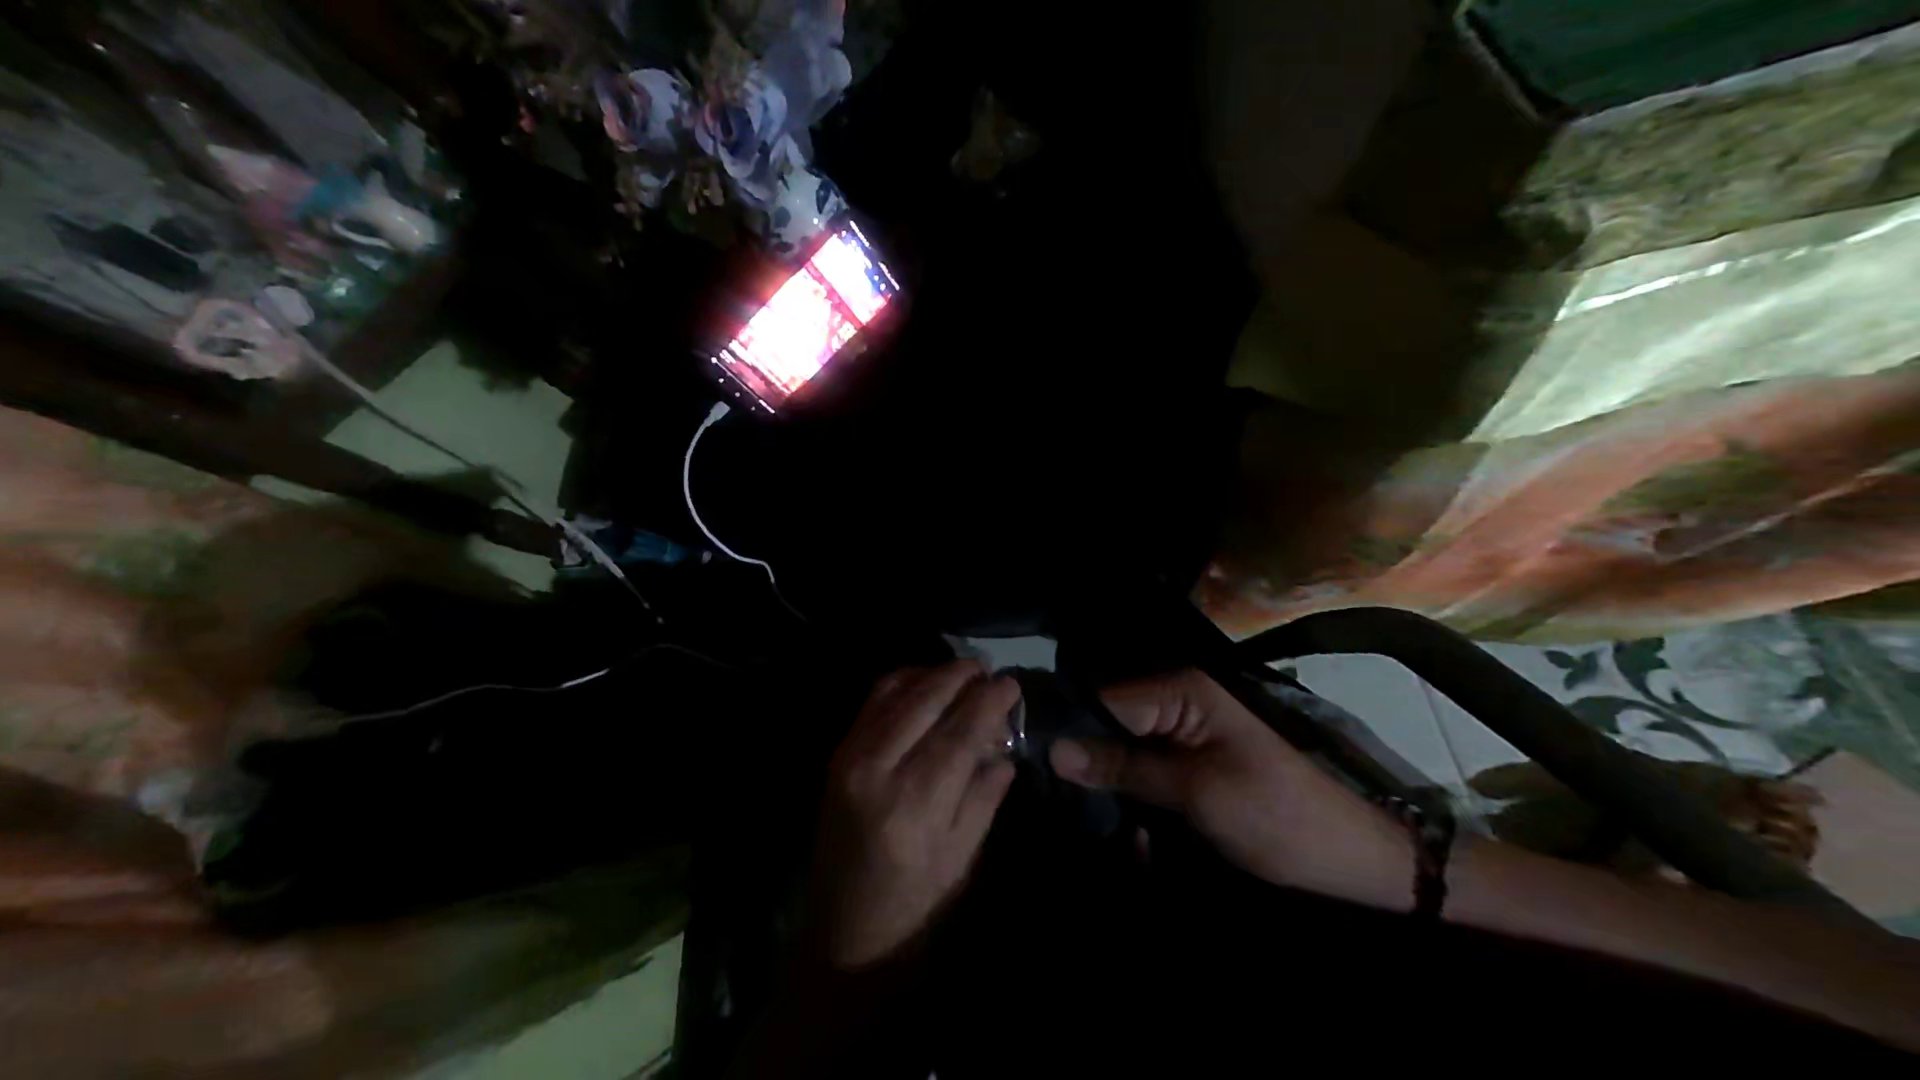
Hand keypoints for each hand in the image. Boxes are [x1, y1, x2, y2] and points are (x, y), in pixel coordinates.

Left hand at [810, 661, 1019, 968]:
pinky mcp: (836, 755)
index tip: (1011, 682)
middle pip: (925, 700)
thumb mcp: (962, 857)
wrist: (842, 932)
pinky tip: (925, 684)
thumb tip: (1002, 743)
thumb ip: (984, 794)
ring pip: (895, 691)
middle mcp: (877, 770)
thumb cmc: (913, 905)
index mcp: (914, 804)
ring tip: (962, 673)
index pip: (959, 733)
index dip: (989, 701)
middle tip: (987, 668)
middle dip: (961, 676)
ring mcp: (850, 758)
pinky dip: (902, 682)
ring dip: (932, 674)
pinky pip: (872, 702)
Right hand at [1051, 670, 1413, 908]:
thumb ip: (1123, 766)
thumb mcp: (1193, 790)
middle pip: (1110, 727)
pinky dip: (1134, 804)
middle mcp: (1177, 706)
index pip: (1105, 699)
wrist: (1345, 862)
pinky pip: (1144, 777)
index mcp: (1182, 693)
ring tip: (1100, 828)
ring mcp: (1184, 739)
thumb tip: (1054, 750)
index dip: (1071, 730)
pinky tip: (1134, 838)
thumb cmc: (1271, 815)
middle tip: (1063, 804)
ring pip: (1122, 756)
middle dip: (1089, 766)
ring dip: (1112, 792)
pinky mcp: (1189, 770)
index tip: (1036, 762)